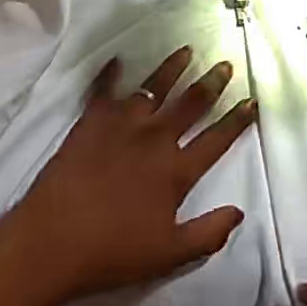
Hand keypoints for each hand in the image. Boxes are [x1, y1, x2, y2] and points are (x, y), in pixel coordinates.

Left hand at [0, 46, 257, 304]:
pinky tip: (117, 58)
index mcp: (175, 171)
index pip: (216, 140)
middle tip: (225, 64)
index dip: (238, 120)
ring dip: (171, 68)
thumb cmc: (113, 251)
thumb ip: (209, 233)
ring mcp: (120, 126)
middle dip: (211, 83)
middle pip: (189, 104)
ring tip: (185, 50)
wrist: (53, 239)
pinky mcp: (89, 123)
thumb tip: (239, 212)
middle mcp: (153, 140)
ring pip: (152, 88)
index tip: (253, 100)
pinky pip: (102, 90)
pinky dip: (110, 73)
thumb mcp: (170, 254)